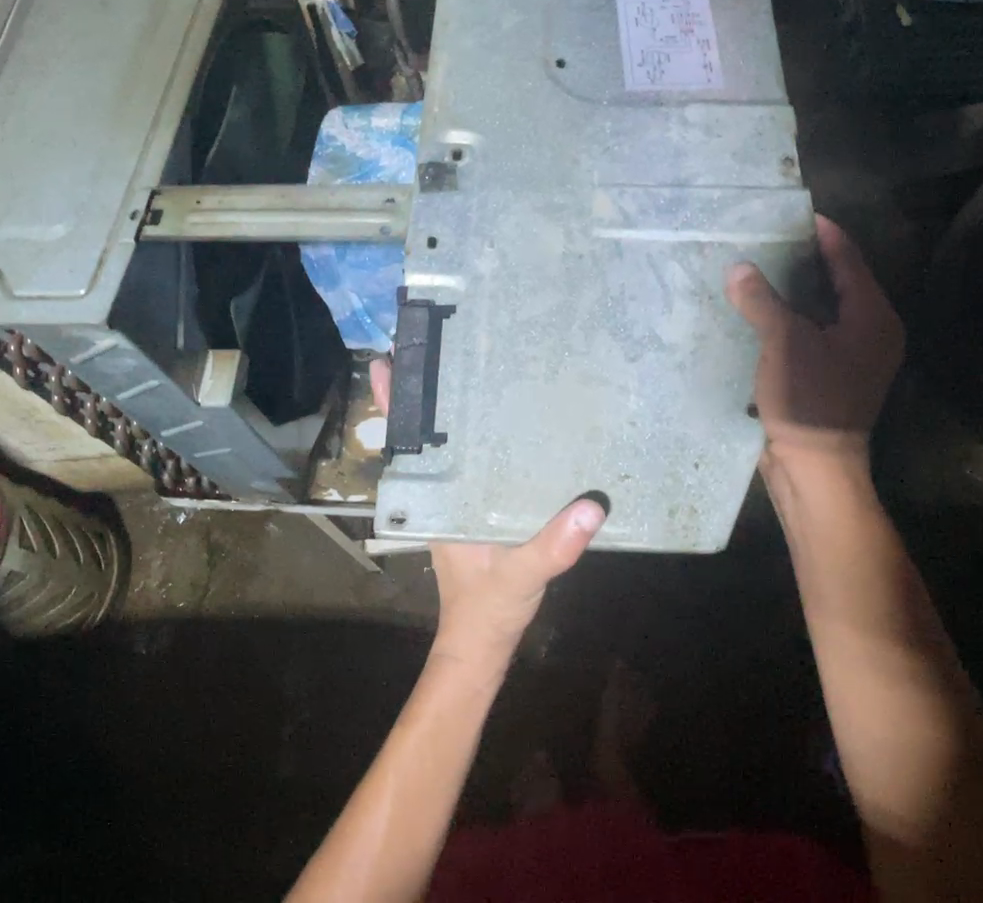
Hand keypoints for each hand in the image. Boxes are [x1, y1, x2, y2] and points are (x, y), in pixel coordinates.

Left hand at [370, 360, 606, 663]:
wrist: (484, 642)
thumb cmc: (488, 607)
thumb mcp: (520, 575)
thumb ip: (551, 546)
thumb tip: (591, 507)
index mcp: (437, 500)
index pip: (407, 442)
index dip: (395, 403)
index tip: (391, 358)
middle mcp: (443, 492)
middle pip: (427, 434)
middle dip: (429, 393)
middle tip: (445, 340)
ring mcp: (460, 499)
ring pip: (452, 446)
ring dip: (456, 411)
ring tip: (477, 363)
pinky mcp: (480, 509)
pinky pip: (478, 464)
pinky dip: (485, 440)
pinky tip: (509, 420)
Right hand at [726, 215, 903, 471]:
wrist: (815, 468)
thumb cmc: (809, 401)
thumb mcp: (784, 343)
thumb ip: (762, 301)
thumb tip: (739, 268)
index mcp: (873, 319)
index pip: (849, 261)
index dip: (825, 234)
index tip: (797, 213)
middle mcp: (871, 333)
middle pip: (839, 283)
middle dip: (806, 261)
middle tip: (771, 238)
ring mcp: (853, 358)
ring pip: (824, 311)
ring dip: (795, 292)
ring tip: (760, 270)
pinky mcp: (832, 377)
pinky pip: (812, 334)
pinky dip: (791, 319)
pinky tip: (762, 313)